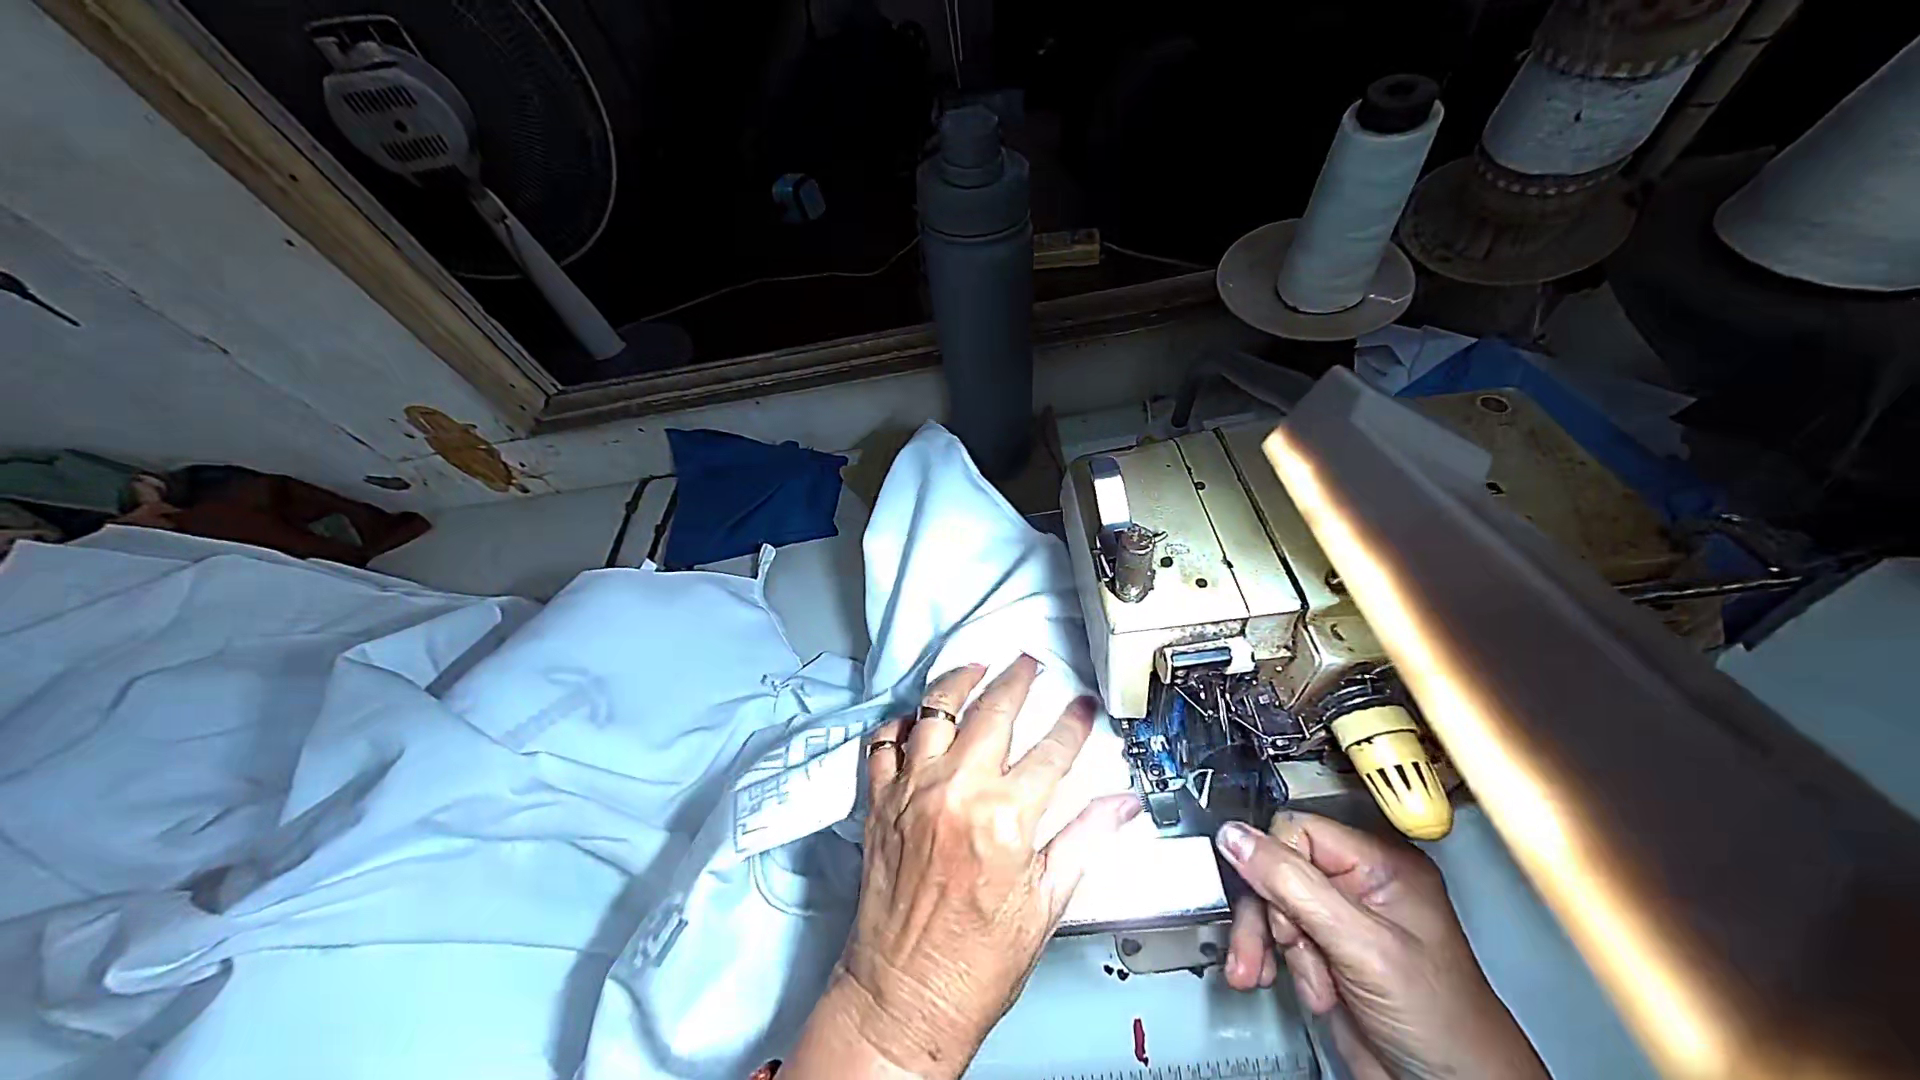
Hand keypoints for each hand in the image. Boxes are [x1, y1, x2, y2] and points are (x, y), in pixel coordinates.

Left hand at [784, 656, 1141, 1079]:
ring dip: (958, 682)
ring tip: (975, 666)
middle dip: (1018, 679)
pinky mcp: (881, 803)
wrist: (904, 998)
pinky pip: (884, 744)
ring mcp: (913, 793)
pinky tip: (915, 716)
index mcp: (1005, 820)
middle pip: (993, 712)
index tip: (1082, 709)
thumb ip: (1085, 840)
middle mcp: (956, 795)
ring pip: (935, 712)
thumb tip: (1120, 809)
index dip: (1075, 724)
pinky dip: (900, 724)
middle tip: (1030, 664)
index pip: (1053, 751)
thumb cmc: (972, 965)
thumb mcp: (1046, 905)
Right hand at [1218, 811, 1546, 1079]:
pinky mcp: (1326, 949)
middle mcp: (1360, 884)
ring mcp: (1342, 918)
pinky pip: (1276, 934)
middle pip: (1277, 867)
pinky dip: (1272, 959)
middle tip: (1275, 946)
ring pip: (1271, 902)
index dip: (1276, 865)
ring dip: (1268, 942)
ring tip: (1266, 971)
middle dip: (1268, 914)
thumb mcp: (1363, 946)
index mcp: (1381, 864)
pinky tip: (1284, 980)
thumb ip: (1295, 885)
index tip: (1279, 910)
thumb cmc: (1446, 1028)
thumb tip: (1237, 836)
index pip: (1297, 830)